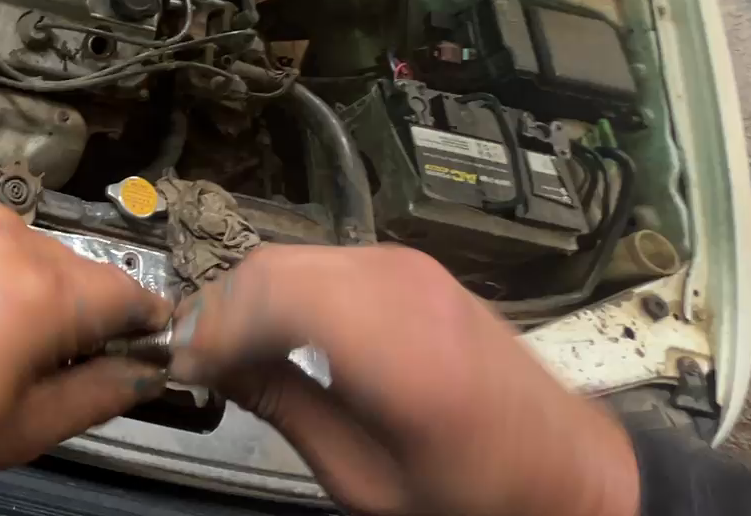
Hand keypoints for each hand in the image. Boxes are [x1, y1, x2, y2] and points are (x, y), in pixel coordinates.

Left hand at [0, 194, 169, 500]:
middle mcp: (7, 233)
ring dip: (35, 288)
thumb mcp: (16, 431)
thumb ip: (97, 393)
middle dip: (83, 313)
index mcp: (39, 288)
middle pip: (79, 270)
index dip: (144, 325)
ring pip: (33, 250)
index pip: (127, 292)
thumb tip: (144, 370)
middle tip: (54, 365)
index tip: (145, 347)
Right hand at [169, 244, 638, 515]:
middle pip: (268, 269)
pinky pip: (315, 261)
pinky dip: (277, 288)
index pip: (267, 300)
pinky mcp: (402, 262)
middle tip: (191, 349)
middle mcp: (396, 286)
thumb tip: (210, 364)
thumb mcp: (365, 479)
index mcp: (396, 349)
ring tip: (224, 340)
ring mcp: (402, 264)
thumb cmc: (473, 495)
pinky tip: (269, 324)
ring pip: (286, 258)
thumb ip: (280, 407)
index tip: (178, 358)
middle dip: (218, 306)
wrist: (571, 469)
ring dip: (243, 295)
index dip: (210, 324)